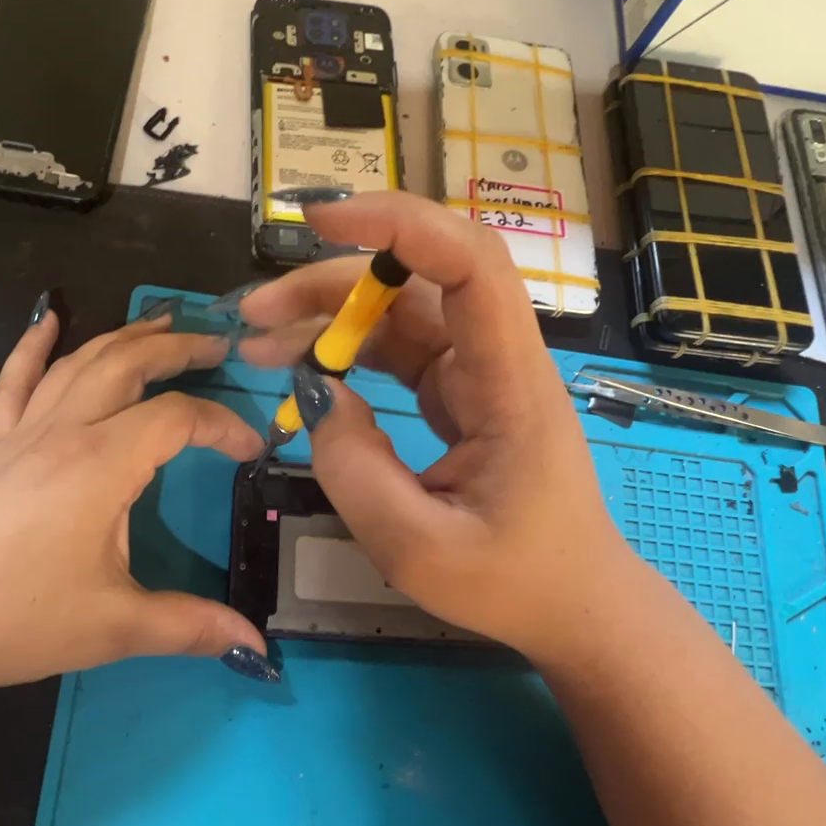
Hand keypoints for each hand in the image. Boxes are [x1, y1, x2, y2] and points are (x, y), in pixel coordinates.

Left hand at [0, 300, 271, 704]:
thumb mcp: (114, 627)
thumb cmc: (15, 620)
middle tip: (218, 344)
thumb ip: (190, 626)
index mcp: (101, 464)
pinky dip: (33, 346)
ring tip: (159, 323)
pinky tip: (46, 320)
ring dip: (122, 338)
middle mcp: (63, 433)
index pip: (177, 417)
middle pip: (126, 365)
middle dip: (177, 348)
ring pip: (77, 364)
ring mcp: (21, 436)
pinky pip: (14, 383)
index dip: (223, 424)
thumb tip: (256, 645)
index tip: (252, 450)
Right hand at [239, 191, 632, 661]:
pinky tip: (300, 370)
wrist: (571, 606)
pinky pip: (396, 355)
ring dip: (327, 318)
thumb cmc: (512, 581)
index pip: (469, 265)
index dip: (400, 224)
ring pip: (398, 314)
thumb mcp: (417, 546)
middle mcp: (496, 362)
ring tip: (257, 343)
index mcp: (510, 384)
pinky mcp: (457, 397)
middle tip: (254, 315)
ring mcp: (476, 377)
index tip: (322, 220)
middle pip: (416, 283)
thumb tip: (316, 394)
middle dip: (330, 283)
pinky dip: (345, 354)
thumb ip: (354, 470)